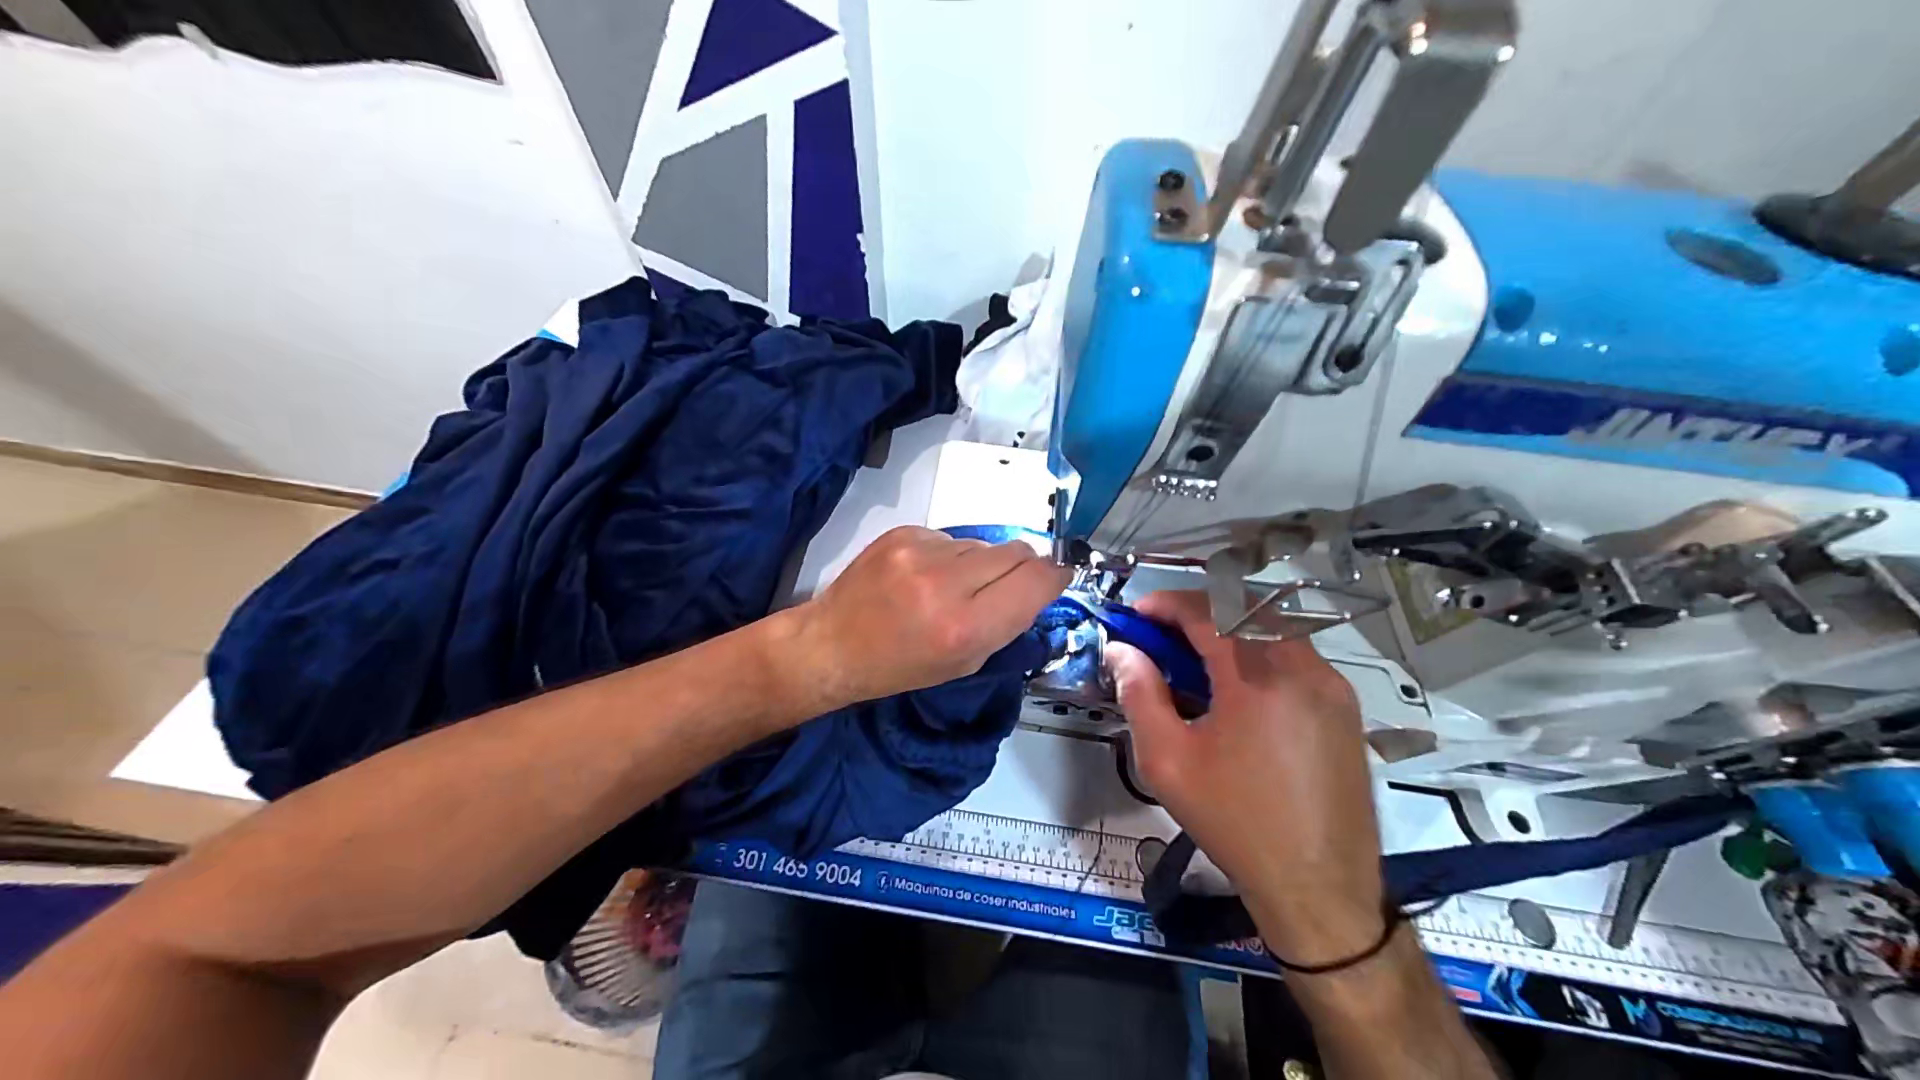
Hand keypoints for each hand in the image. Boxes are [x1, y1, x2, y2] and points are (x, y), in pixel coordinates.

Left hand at [794, 526, 1069, 708]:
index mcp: (965, 627)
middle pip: (1017, 551)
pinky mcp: (903, 533)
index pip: (1036, 580)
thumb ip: (1005, 623)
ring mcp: (921, 551)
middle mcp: (945, 583)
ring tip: (955, 587)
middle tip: (1007, 585)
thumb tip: (1036, 584)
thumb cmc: (899, 667)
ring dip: (983, 562)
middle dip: (1023, 567)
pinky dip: (951, 555)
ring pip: (984, 543)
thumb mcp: (964, 663)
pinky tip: (927, 576)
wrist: (833, 644)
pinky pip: (951, 538)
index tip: (1058, 577)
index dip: (1055, 577)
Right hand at [1107, 590, 1384, 963]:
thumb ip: (1139, 694)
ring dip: (1229, 631)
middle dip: (1196, 613)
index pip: (1207, 611)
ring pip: (1272, 630)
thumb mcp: (1167, 760)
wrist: (1319, 886)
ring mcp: (1332, 685)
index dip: (1166, 604)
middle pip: (1242, 611)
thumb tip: (1120, 651)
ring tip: (1195, 663)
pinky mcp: (1345, 706)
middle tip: (1161, 637)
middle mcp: (1303, 667)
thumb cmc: (1234, 821)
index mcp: (1258, 677)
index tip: (1136, 614)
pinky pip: (1295, 657)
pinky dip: (1258, 653)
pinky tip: (1237, 691)